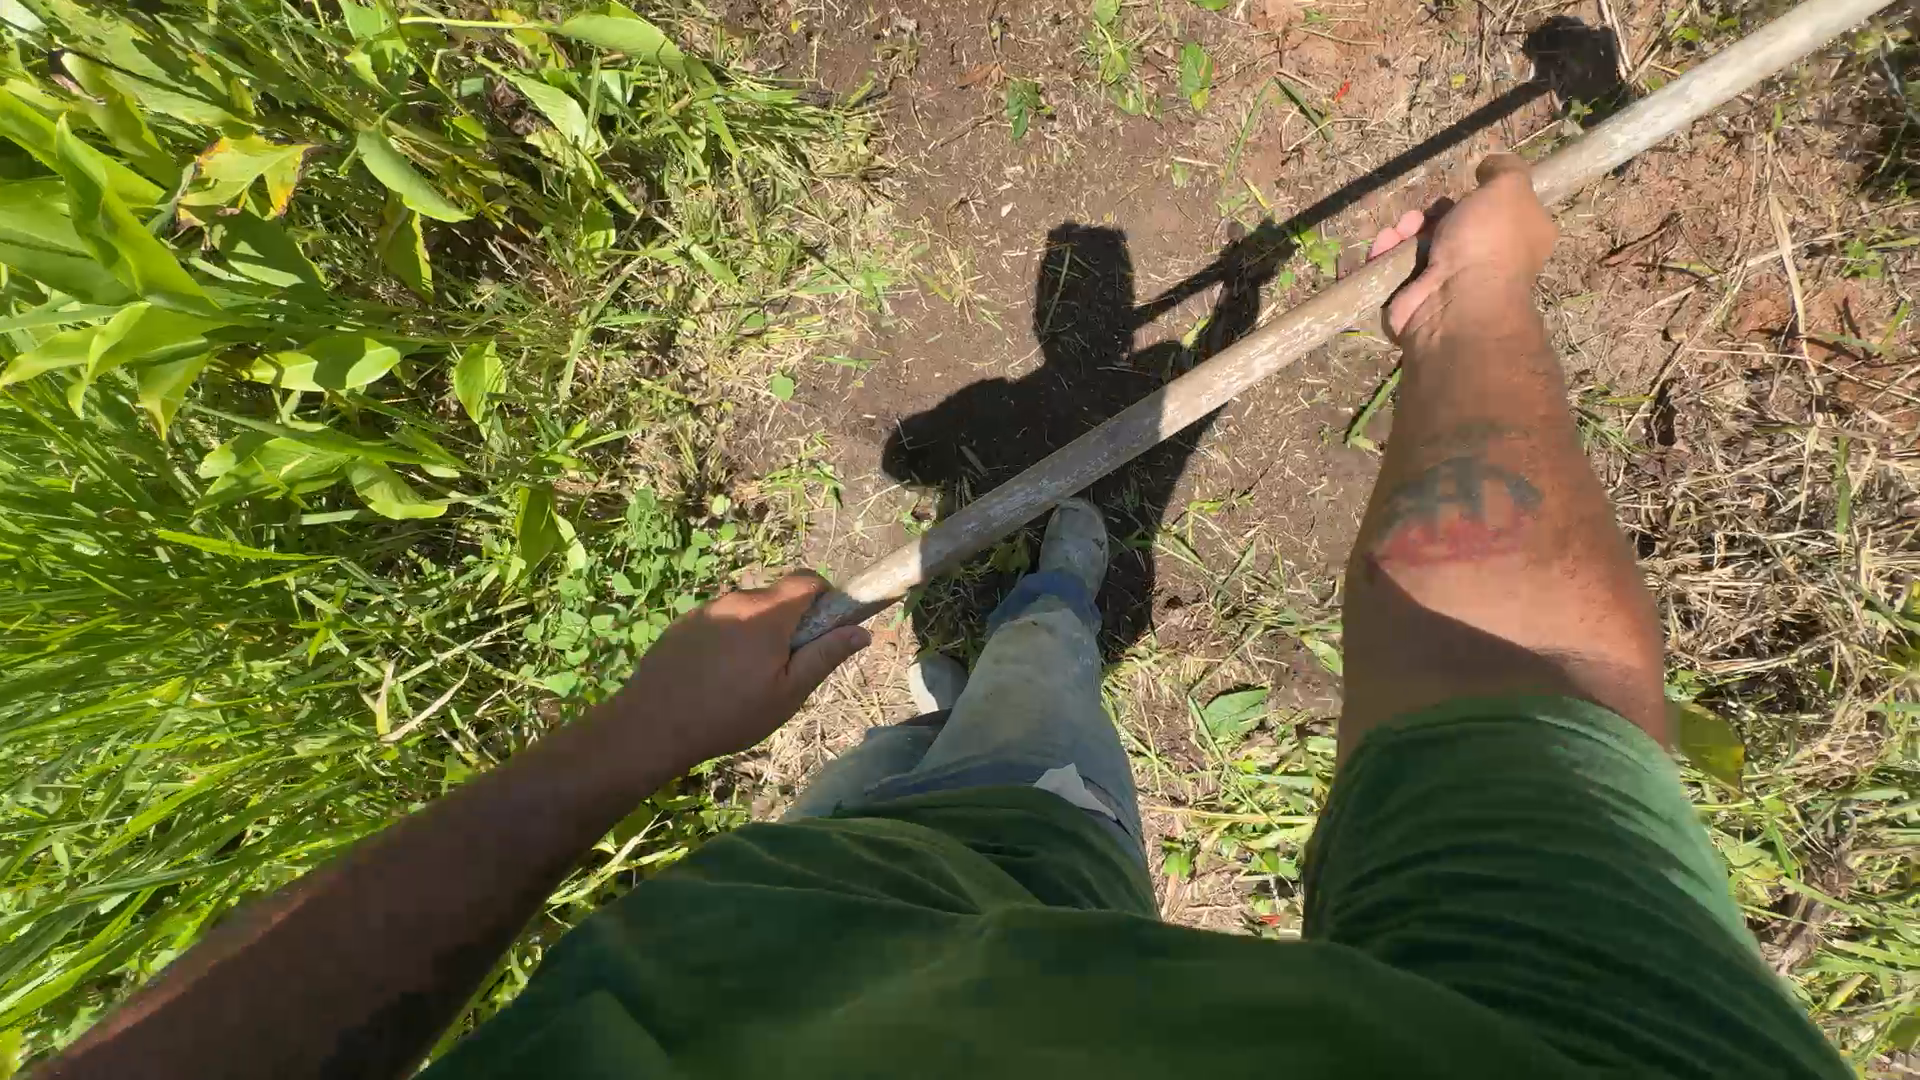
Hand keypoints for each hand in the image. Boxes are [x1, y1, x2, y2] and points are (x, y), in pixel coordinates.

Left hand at [613, 572, 870, 765]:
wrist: (649, 727)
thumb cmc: (729, 714)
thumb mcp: (787, 693)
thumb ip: (825, 657)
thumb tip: (862, 632)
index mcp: (768, 614)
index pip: (808, 580)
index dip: (824, 597)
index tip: (822, 629)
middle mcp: (737, 600)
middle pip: (777, 597)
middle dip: (789, 622)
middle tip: (783, 666)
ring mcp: (706, 609)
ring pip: (748, 610)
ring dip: (758, 632)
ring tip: (745, 678)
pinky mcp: (683, 624)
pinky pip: (721, 621)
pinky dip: (729, 639)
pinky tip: (716, 677)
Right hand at [1367, 153, 1556, 341]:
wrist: (1454, 299)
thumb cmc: (1488, 242)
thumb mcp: (1509, 189)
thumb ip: (1504, 169)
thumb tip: (1490, 164)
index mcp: (1517, 236)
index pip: (1492, 212)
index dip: (1472, 199)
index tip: (1461, 192)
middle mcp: (1482, 260)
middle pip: (1448, 226)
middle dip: (1427, 216)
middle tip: (1418, 217)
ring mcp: (1444, 281)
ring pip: (1416, 246)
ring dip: (1401, 232)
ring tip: (1396, 232)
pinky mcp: (1411, 296)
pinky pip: (1393, 268)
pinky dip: (1384, 254)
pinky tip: (1382, 246)